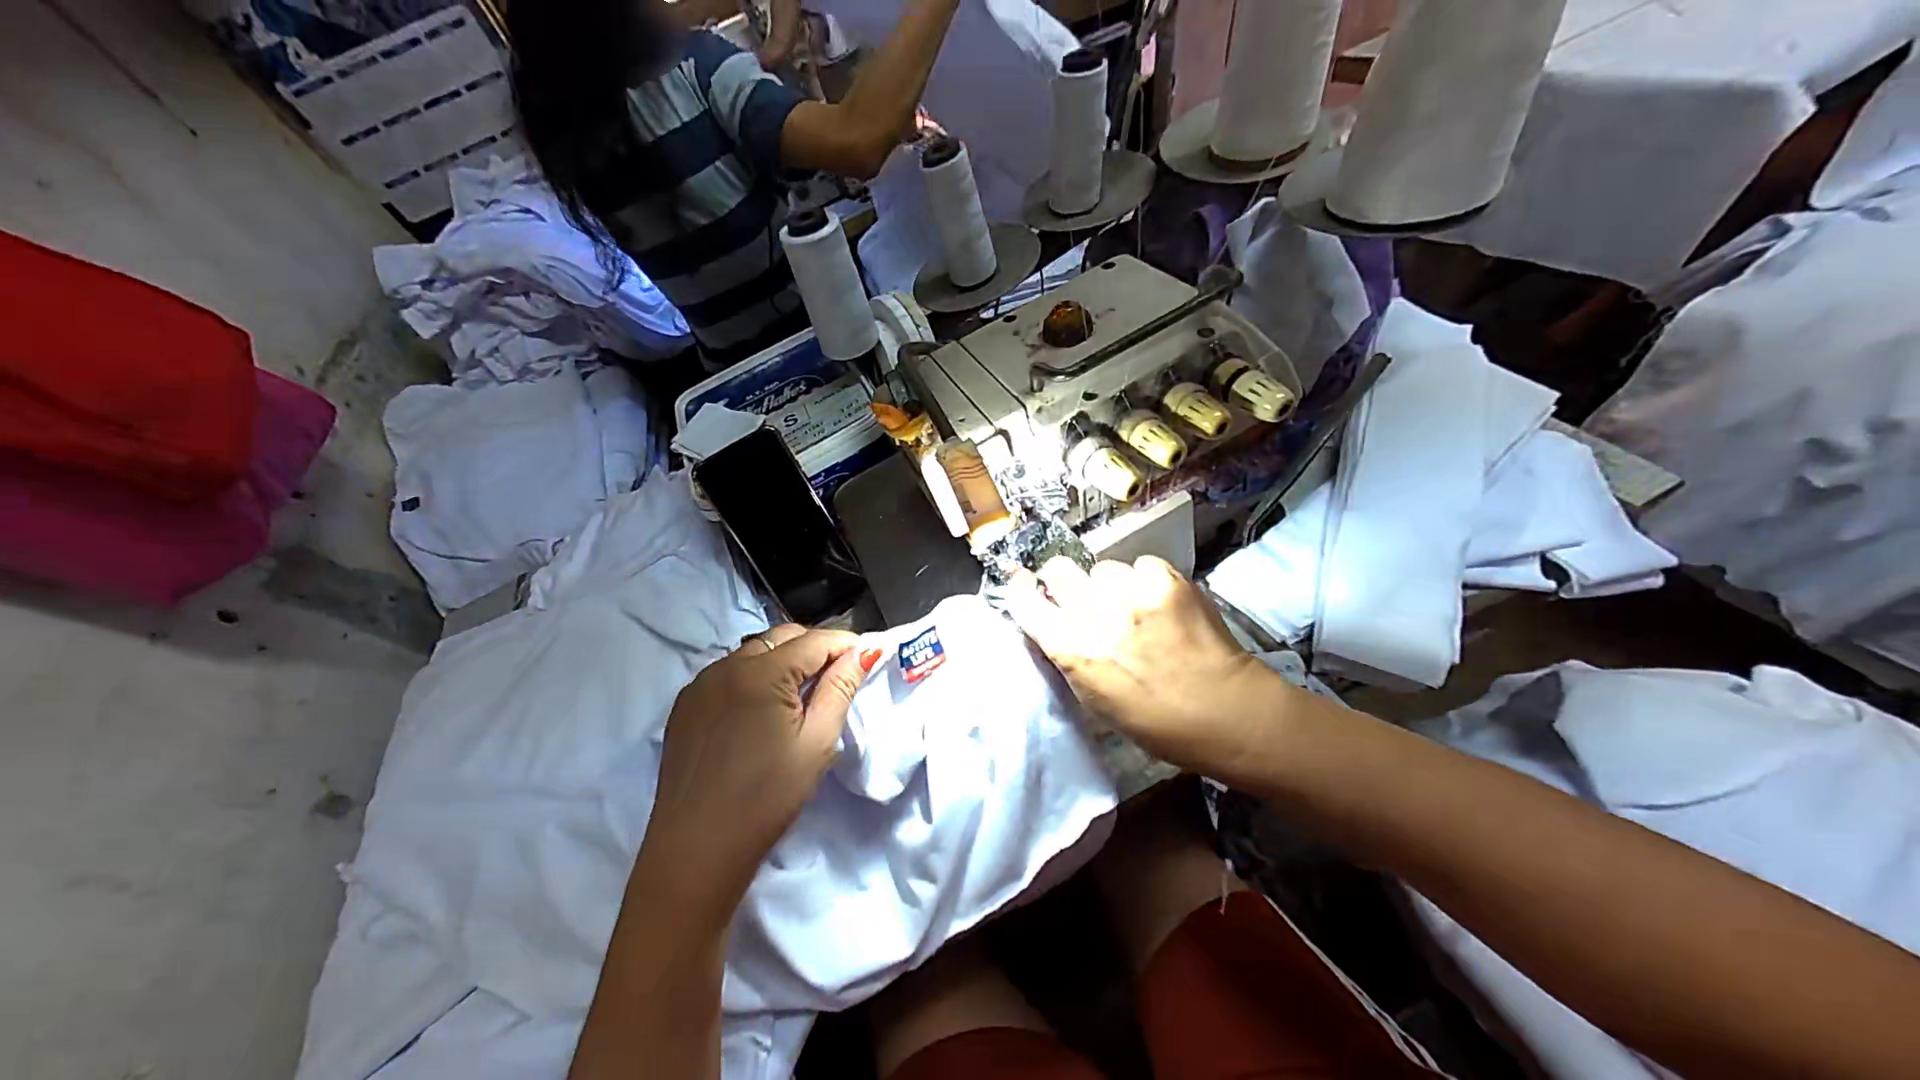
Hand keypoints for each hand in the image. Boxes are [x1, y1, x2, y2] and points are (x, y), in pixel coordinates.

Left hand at [643, 624, 880, 898]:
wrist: (697, 849)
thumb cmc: (768, 797)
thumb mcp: (817, 742)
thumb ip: (840, 689)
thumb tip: (861, 651)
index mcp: (762, 672)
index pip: (815, 640)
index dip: (846, 645)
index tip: (866, 659)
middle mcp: (726, 666)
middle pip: (782, 638)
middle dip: (814, 648)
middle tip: (837, 678)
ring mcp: (700, 684)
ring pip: (752, 652)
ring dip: (782, 661)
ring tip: (800, 695)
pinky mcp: (685, 706)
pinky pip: (727, 674)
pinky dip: (752, 678)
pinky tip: (761, 711)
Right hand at [1005, 556, 1282, 778]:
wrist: (1225, 711)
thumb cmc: (1156, 721)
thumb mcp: (1095, 699)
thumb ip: (1070, 655)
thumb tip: (1055, 625)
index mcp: (1074, 650)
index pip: (1026, 601)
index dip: (1023, 591)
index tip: (1029, 589)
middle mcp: (1096, 614)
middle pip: (1059, 569)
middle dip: (1065, 581)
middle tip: (1085, 598)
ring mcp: (1133, 592)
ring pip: (1104, 568)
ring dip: (1112, 586)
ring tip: (1136, 609)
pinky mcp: (1166, 579)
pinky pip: (1141, 565)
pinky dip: (1146, 581)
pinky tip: (1161, 604)